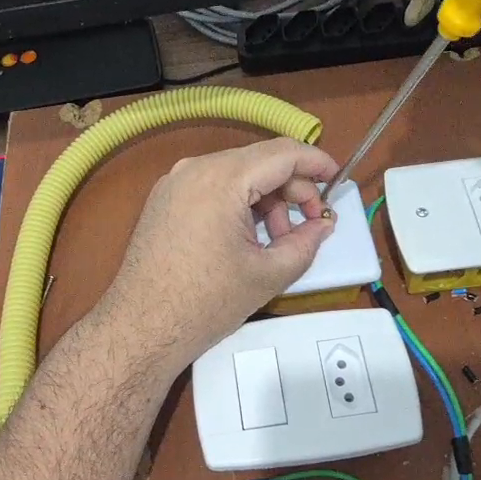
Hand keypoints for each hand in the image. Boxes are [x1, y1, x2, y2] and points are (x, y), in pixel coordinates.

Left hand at [89, 137, 337, 380]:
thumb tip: (323, 226)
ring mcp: (174, 182)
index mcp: (221, 178)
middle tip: (312, 224)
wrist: (142, 326)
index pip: (282, 153)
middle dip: (292, 189)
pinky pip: (213, 187)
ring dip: (266, 200)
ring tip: (278, 241)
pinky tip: (249, 238)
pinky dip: (239, 203)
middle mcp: (194, 168)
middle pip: (259, 162)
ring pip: (237, 175)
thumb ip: (305, 243)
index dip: (316, 162)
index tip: (338, 178)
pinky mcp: (164, 200)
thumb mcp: (268, 274)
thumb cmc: (204, 301)